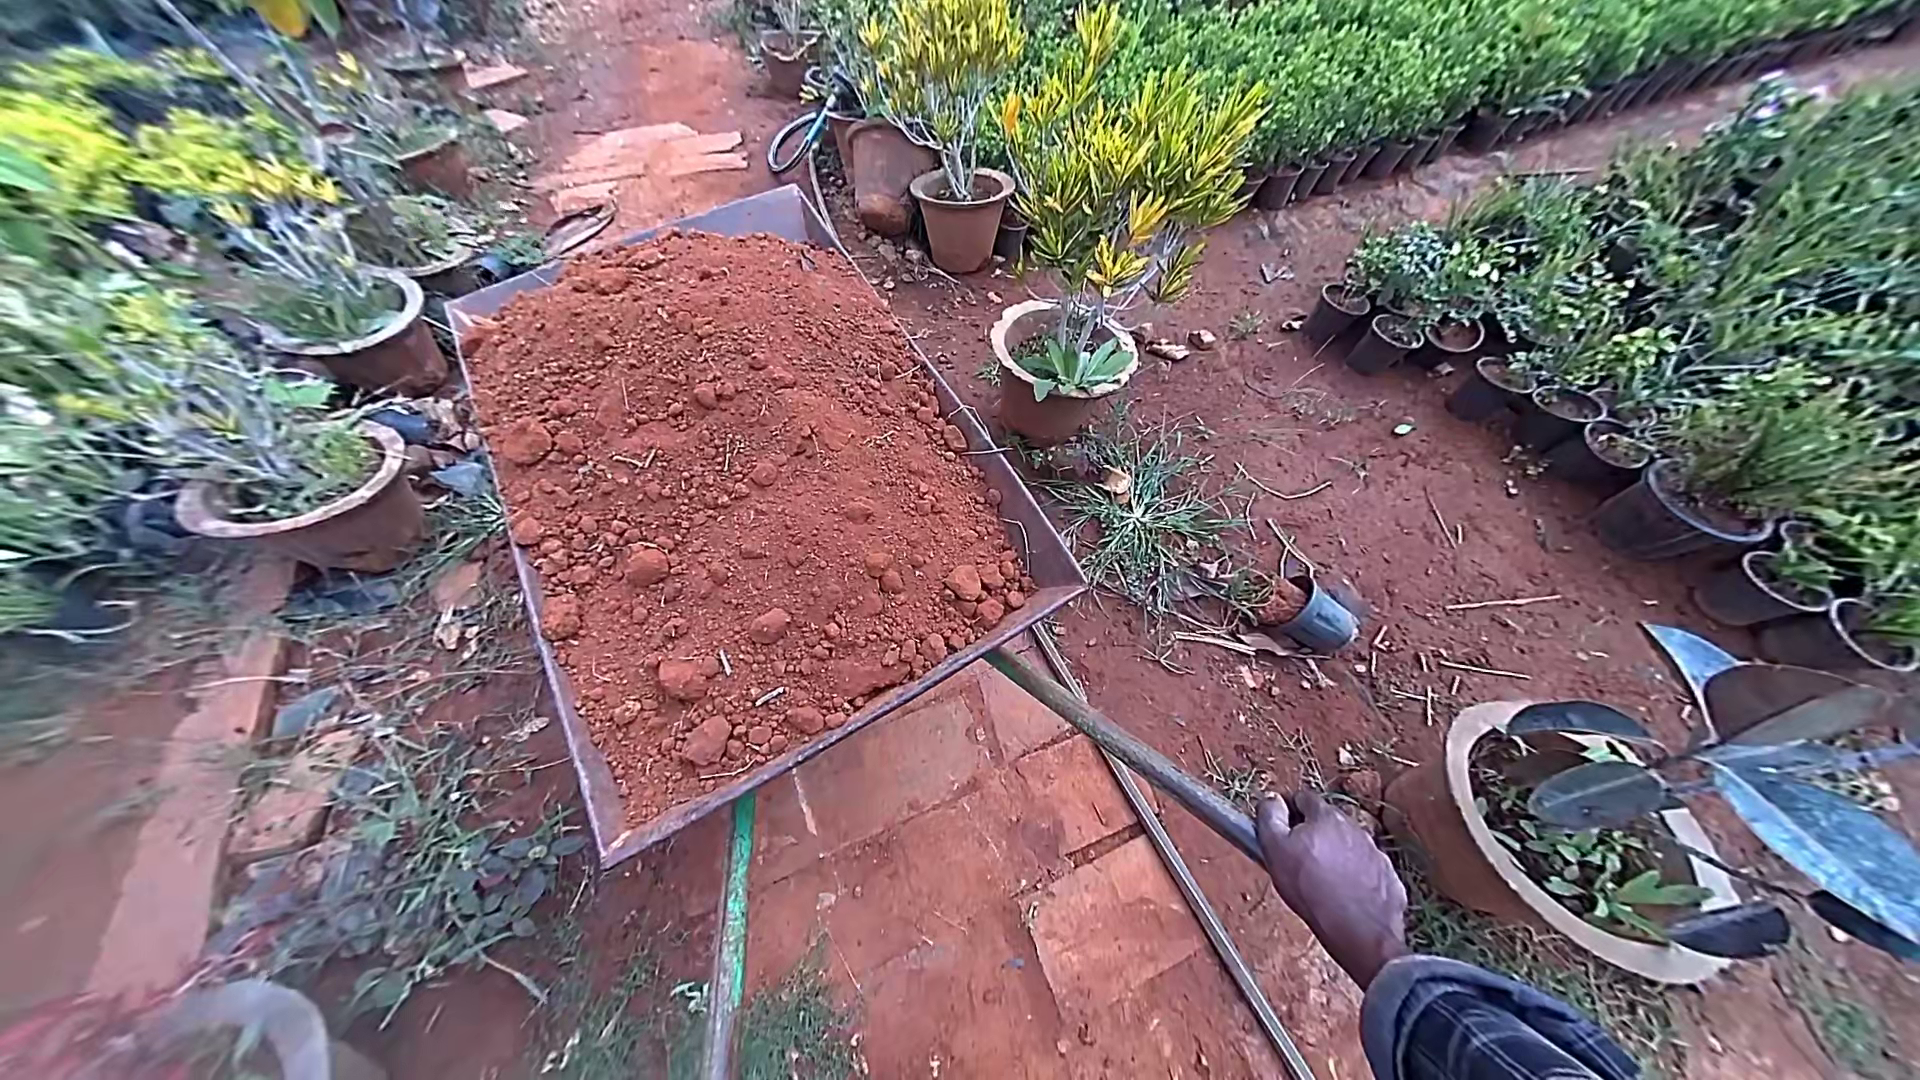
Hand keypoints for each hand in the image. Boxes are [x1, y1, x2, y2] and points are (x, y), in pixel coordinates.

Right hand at [1256, 791, 1407, 987]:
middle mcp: (1355, 829)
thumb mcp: (1275, 847)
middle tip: (1298, 858)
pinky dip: (1356, 876)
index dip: (1288, 811)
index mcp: (1326, 816)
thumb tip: (1272, 799)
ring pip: (1348, 845)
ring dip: (1336, 854)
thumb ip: (1269, 815)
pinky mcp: (1391, 880)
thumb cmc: (1311, 889)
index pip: (1303, 798)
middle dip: (1313, 834)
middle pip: (1327, 822)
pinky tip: (1345, 894)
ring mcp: (1377, 855)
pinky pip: (1367, 870)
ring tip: (1322, 880)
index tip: (1281, 830)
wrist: (1359, 934)